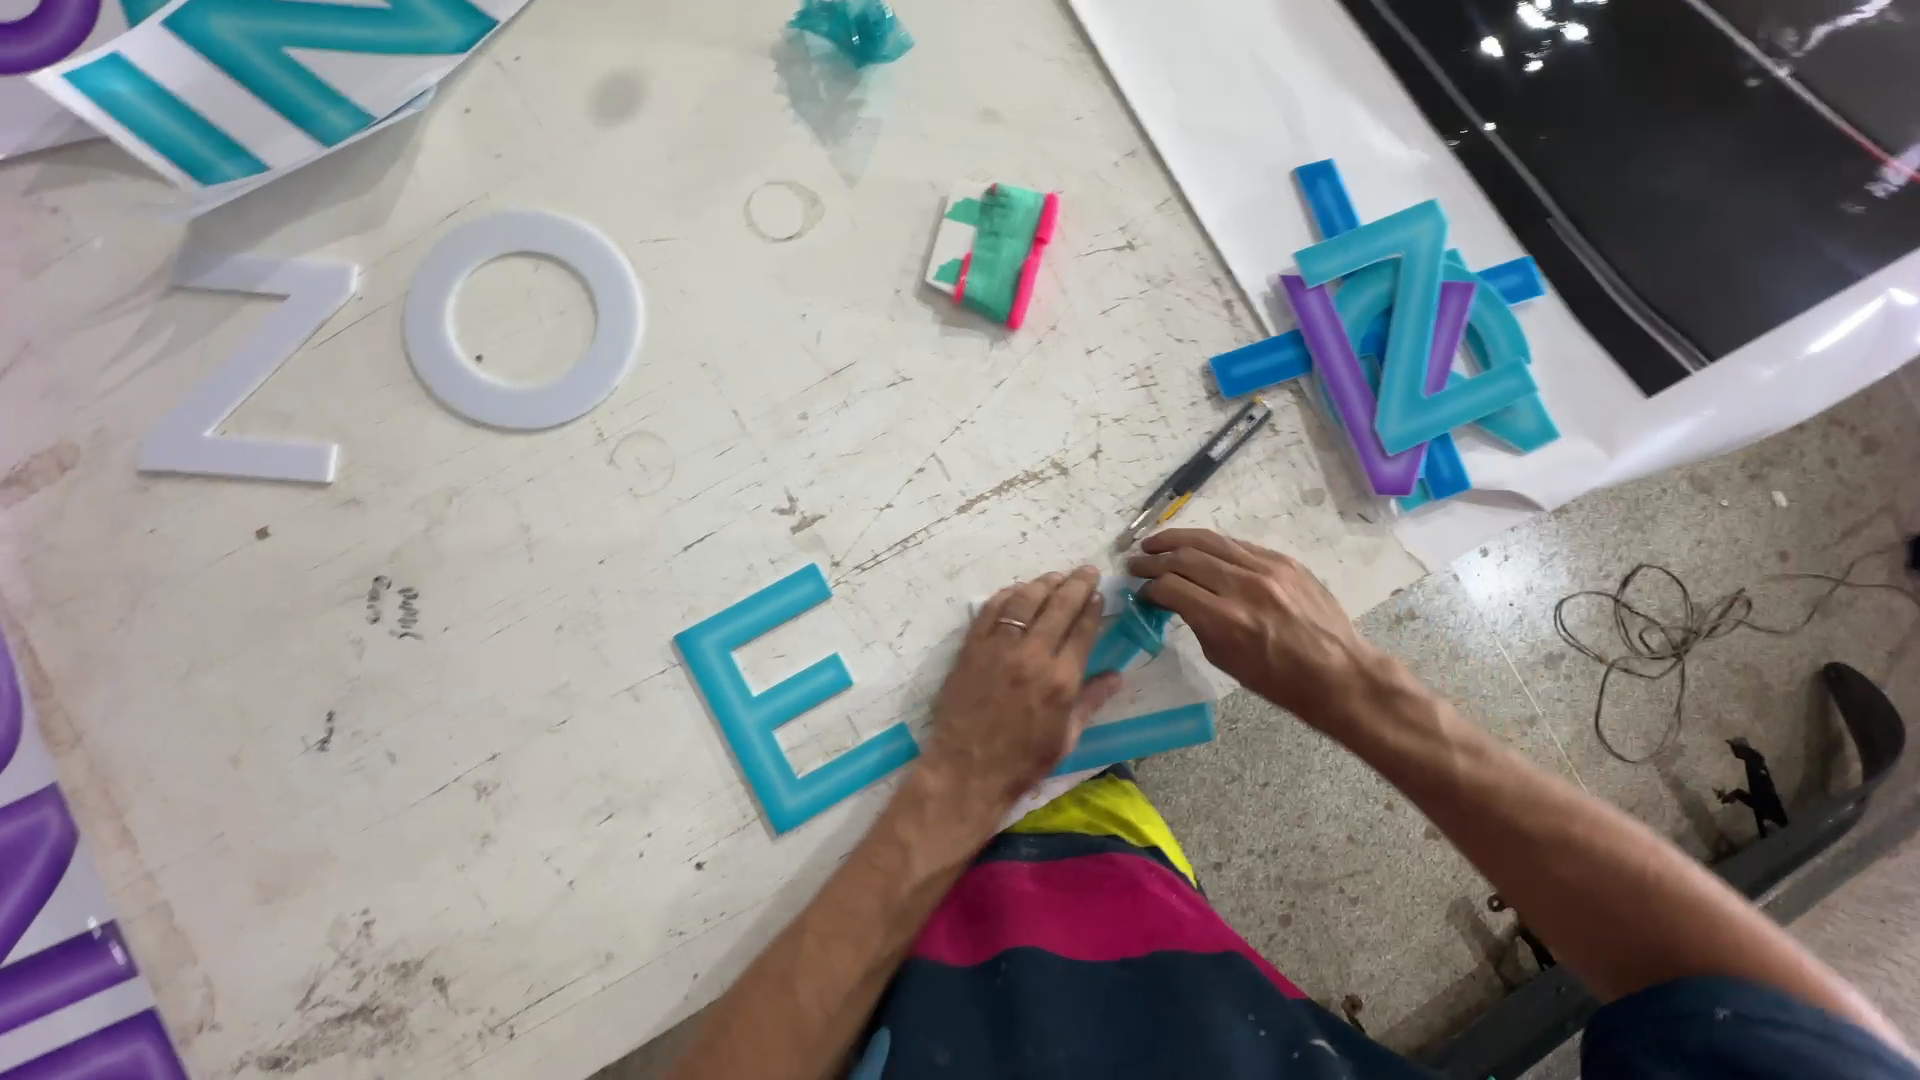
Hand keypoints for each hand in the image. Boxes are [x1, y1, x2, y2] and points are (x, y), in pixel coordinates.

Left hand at [920, 566, 1123, 822]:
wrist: (967, 770)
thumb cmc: (1022, 761)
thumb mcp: (1067, 737)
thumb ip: (1091, 701)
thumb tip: (1118, 676)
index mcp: (1061, 679)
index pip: (1083, 628)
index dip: (1093, 606)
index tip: (1099, 593)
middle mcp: (1032, 655)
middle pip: (1058, 605)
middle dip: (1076, 583)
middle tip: (1086, 571)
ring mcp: (998, 648)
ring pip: (1024, 600)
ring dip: (1043, 583)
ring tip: (1054, 576)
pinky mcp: (971, 648)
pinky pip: (990, 610)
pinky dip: (1007, 595)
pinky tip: (1017, 591)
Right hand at [1127, 529, 1385, 729]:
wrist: (1338, 673)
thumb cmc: (1278, 681)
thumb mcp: (1224, 659)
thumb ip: (1197, 622)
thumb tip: (1175, 600)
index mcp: (1225, 619)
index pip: (1171, 587)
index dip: (1148, 587)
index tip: (1139, 590)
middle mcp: (1243, 587)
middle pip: (1185, 558)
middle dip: (1154, 559)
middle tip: (1136, 562)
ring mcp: (1267, 569)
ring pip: (1210, 541)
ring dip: (1176, 540)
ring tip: (1155, 543)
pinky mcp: (1284, 562)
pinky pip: (1238, 546)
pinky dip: (1212, 545)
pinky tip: (1198, 549)